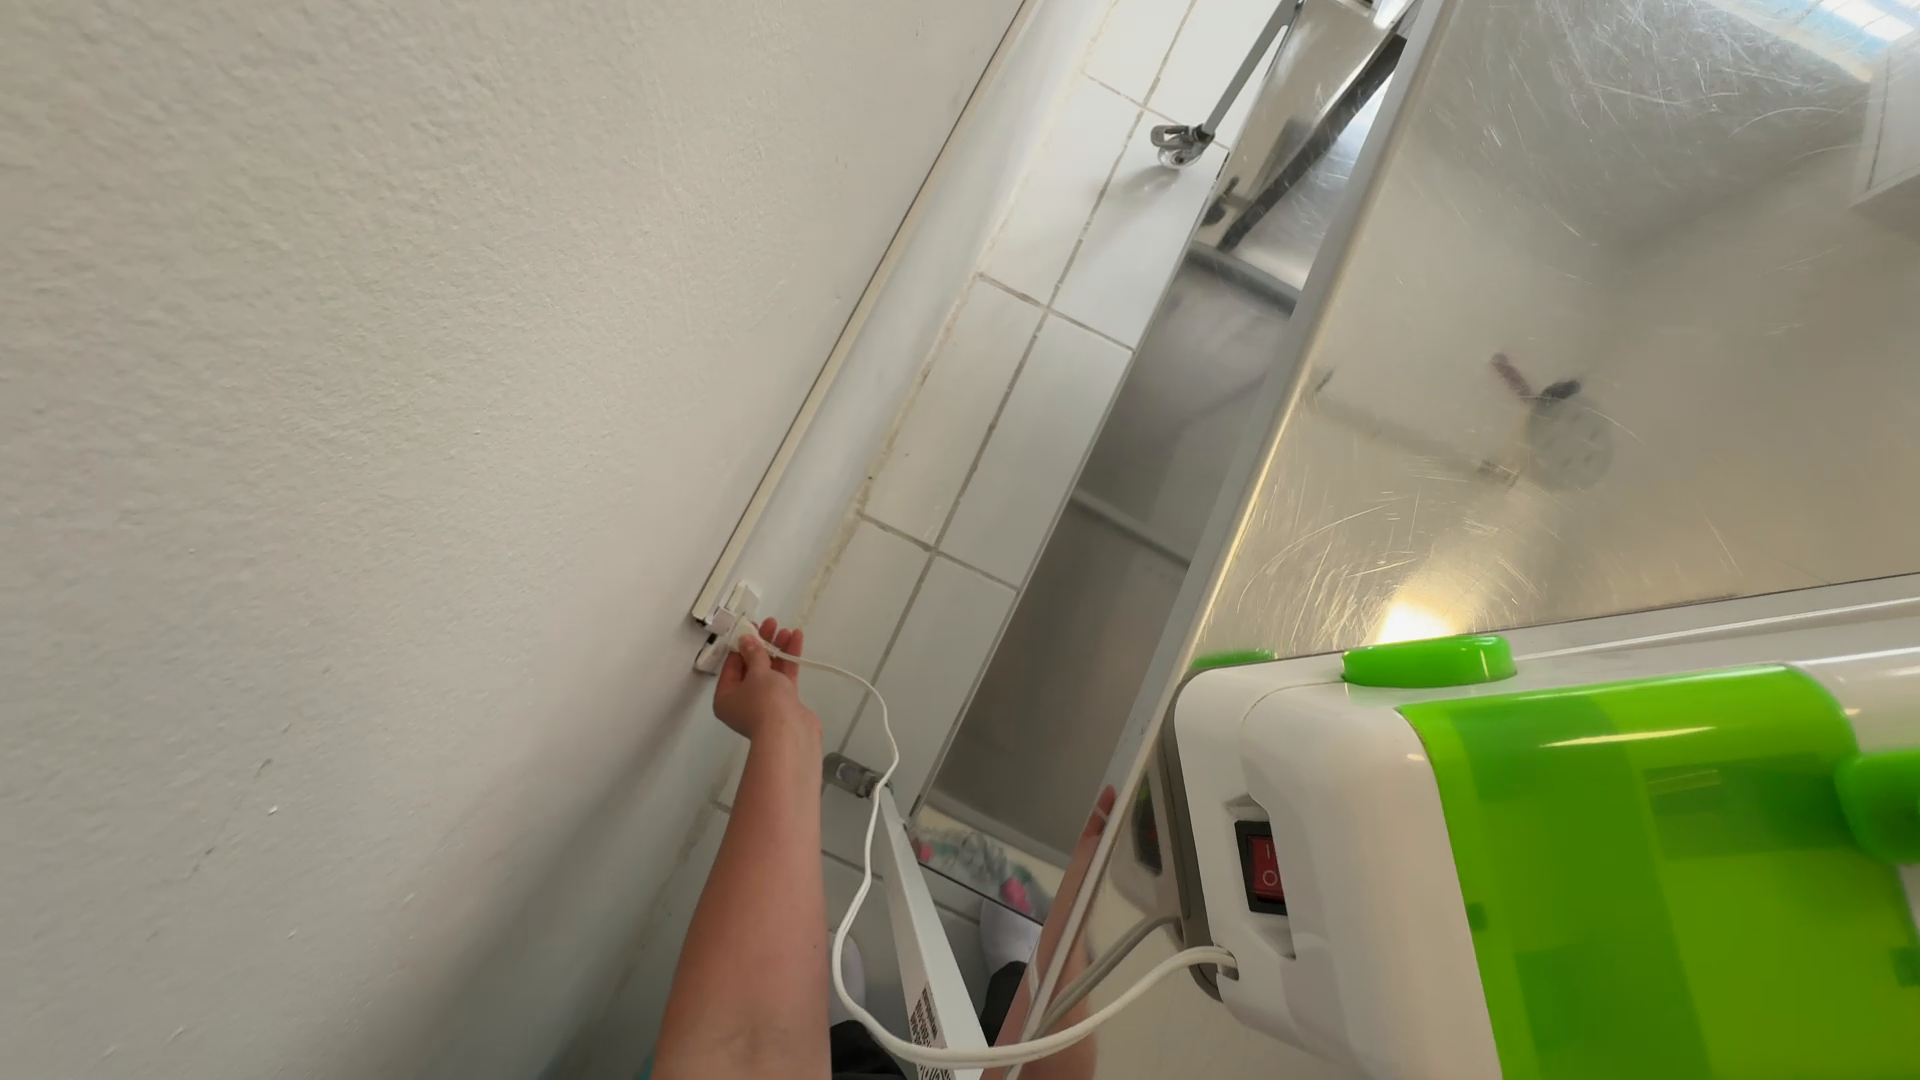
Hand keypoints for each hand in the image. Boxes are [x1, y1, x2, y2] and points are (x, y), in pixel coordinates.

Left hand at [713, 618, 818, 742]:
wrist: (789, 733)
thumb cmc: (764, 702)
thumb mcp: (757, 673)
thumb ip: (754, 653)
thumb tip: (746, 639)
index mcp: (726, 696)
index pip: (732, 664)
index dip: (742, 643)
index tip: (753, 626)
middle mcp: (743, 700)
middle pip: (752, 666)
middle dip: (763, 644)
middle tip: (771, 624)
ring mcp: (765, 702)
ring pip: (770, 671)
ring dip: (778, 649)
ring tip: (786, 630)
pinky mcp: (784, 703)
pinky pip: (784, 677)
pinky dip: (789, 659)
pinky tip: (796, 639)